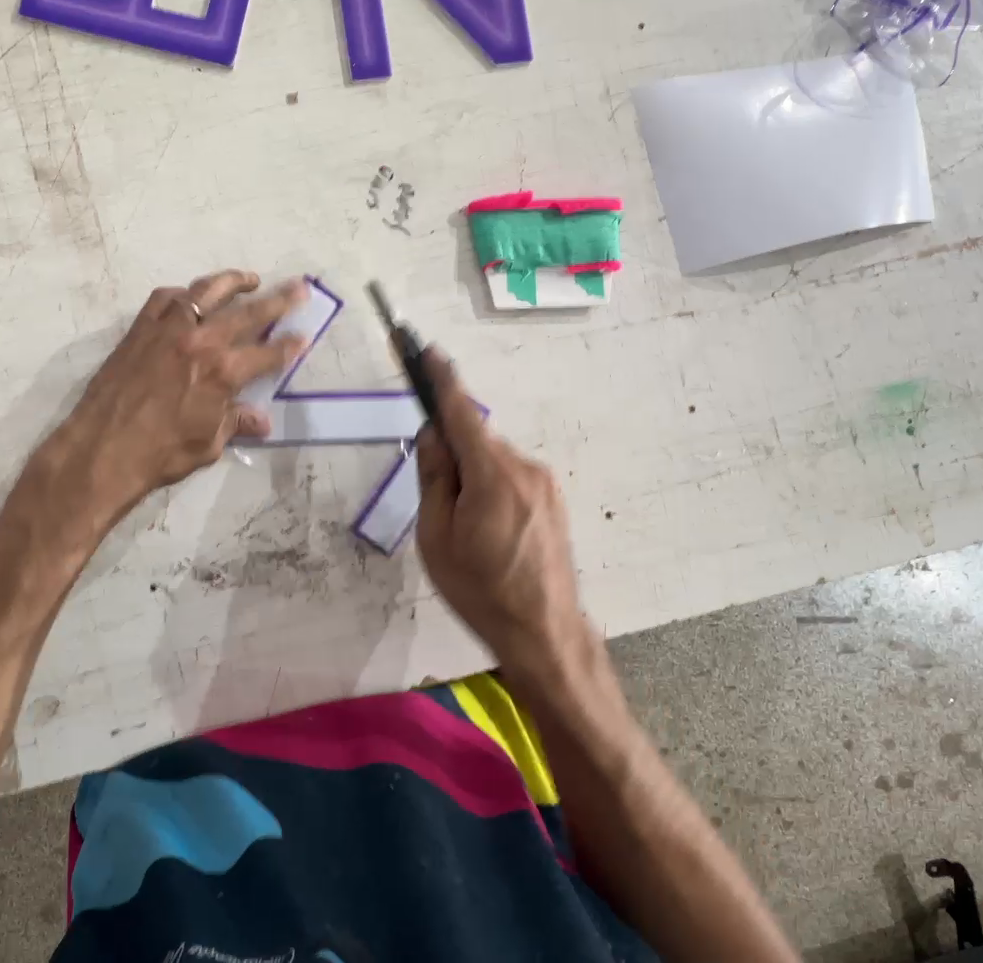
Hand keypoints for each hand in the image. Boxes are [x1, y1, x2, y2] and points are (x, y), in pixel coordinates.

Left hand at [48, 271, 306, 515]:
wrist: (102, 449)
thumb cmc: (160, 454)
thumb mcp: (208, 444)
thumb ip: (235, 423)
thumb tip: (261, 420)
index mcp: (223, 371)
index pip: (268, 354)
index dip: (289, 346)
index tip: (304, 335)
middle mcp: (199, 340)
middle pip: (248, 312)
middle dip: (279, 300)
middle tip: (299, 287)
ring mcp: (167, 329)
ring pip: (206, 291)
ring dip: (231, 282)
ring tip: (248, 279)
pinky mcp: (140, 329)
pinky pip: (166, 299)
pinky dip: (184, 294)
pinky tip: (191, 297)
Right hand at [414, 350, 590, 677]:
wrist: (543, 631)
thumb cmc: (478, 589)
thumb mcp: (435, 538)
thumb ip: (434, 478)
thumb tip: (433, 435)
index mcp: (491, 475)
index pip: (461, 413)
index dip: (442, 380)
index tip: (428, 350)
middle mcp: (524, 468)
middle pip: (476, 441)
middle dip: (452, 456)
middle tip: (439, 508)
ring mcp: (545, 484)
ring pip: (493, 462)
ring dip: (473, 479)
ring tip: (468, 534)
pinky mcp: (554, 500)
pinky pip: (511, 478)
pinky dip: (491, 491)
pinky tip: (490, 535)